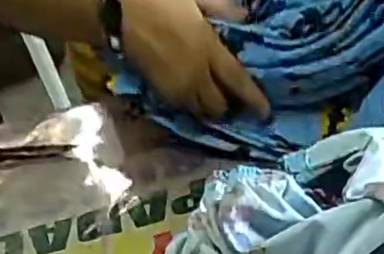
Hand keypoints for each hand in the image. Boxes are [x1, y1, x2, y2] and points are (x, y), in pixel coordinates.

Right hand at [120, 0, 269, 120]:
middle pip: (218, 107)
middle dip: (228, 106)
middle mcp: (195, 78)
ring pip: (201, 111)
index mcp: (207, 50)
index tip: (266, 113)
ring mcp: (177, 90)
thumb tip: (244, 17)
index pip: (237, 82)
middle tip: (232, 97)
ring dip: (209, 107)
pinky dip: (192, 103)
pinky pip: (184, 107)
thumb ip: (221, 7)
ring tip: (212, 96)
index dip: (253, 99)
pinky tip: (192, 90)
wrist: (117, 12)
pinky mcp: (162, 94)